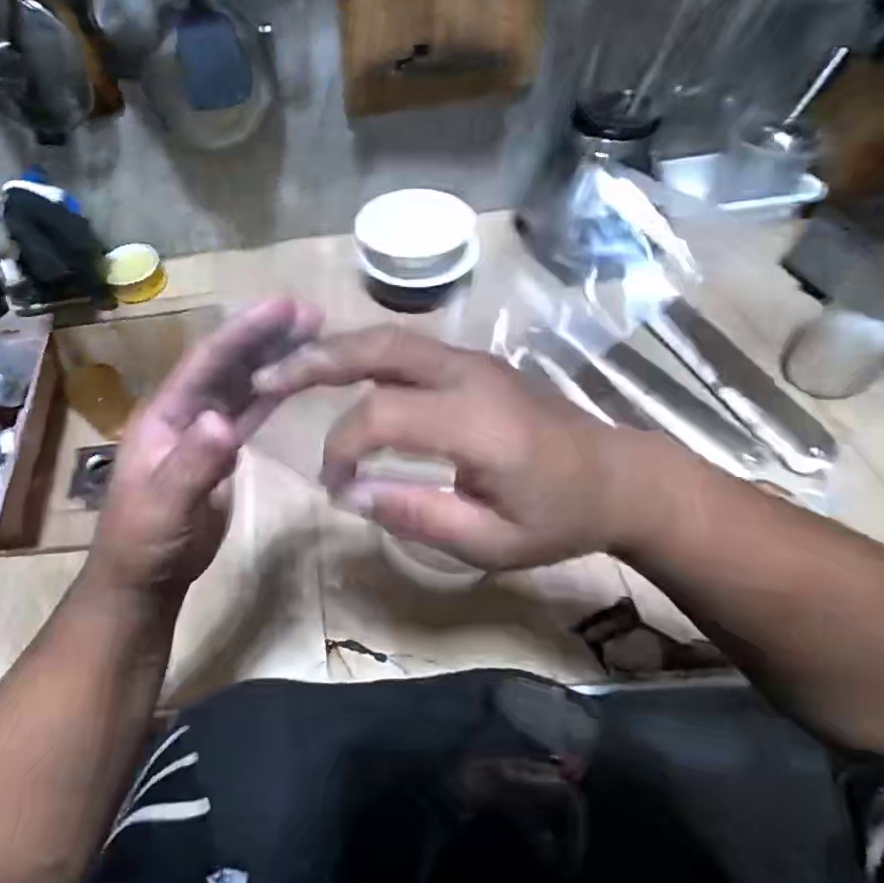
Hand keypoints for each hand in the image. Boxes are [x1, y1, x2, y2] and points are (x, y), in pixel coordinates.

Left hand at [83, 298, 324, 601]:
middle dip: (266, 336)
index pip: (207, 363)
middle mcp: (185, 412)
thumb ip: (192, 466)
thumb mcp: (164, 506)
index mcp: (164, 415)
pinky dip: (274, 393)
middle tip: (310, 313)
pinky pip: (251, 412)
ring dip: (274, 358)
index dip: (243, 333)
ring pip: (243, 384)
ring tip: (313, 333)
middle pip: (229, 365)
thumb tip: (224, 423)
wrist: (146, 577)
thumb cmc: (144, 542)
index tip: (282, 306)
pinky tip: (298, 376)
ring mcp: (204, 430)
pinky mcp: (223, 451)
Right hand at [253, 325, 637, 570]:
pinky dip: (363, 358)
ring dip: (335, 352)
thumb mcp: (490, 542)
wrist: (619, 477)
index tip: (335, 486)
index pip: (382, 417)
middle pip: (378, 349)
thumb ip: (416, 515)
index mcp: (478, 424)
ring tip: (285, 369)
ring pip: (389, 340)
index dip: (342, 448)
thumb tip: (348, 493)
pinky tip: (336, 373)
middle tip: (264, 378)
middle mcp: (470, 376)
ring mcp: (474, 361)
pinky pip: (407, 351)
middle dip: (316, 361)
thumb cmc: (558, 518)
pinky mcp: (474, 363)